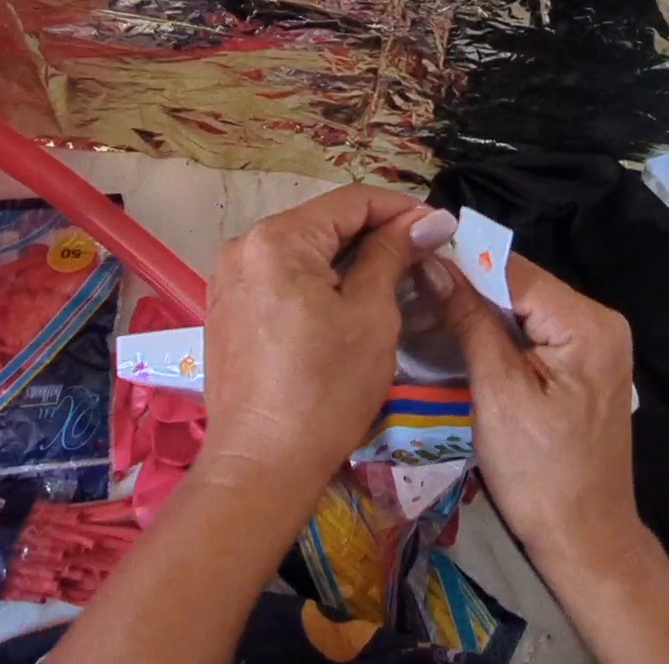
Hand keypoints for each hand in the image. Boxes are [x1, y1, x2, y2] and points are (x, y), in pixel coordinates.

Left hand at [197, 185, 458, 493]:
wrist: (261, 467)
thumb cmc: (325, 390)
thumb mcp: (371, 315)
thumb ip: (392, 254)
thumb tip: (426, 218)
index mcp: (277, 240)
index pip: (350, 201)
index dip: (401, 209)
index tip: (440, 227)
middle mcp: (244, 247)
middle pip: (324, 222)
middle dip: (377, 233)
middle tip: (423, 253)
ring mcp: (230, 278)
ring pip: (305, 248)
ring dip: (350, 256)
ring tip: (396, 274)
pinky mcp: (229, 307)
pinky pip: (283, 275)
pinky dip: (321, 278)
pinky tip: (351, 297)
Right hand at [437, 254, 648, 569]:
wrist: (584, 541)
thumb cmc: (539, 473)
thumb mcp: (497, 392)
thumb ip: (468, 320)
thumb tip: (431, 264)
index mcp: (587, 323)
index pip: (514, 271)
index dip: (462, 263)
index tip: (411, 259)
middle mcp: (600, 320)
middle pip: (522, 285)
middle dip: (469, 286)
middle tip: (412, 287)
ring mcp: (596, 341)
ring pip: (525, 305)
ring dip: (480, 307)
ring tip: (427, 306)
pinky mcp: (584, 361)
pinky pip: (535, 329)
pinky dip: (500, 330)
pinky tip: (462, 333)